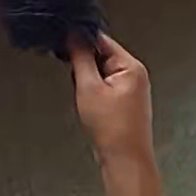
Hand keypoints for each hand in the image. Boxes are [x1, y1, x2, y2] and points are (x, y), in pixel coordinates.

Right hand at [67, 33, 153, 168]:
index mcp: (131, 67)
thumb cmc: (112, 127)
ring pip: (99, 68)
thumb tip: (74, 36)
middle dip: (82, 62)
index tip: (62, 42)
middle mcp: (134, 74)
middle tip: (76, 78)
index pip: (101, 39)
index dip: (79, 39)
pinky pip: (102, 81)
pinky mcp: (123, 98)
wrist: (125, 159)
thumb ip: (80, 57)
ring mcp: (129, 87)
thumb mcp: (88, 86)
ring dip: (86, 76)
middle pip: (100, 53)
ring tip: (85, 94)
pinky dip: (91, 86)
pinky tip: (89, 101)